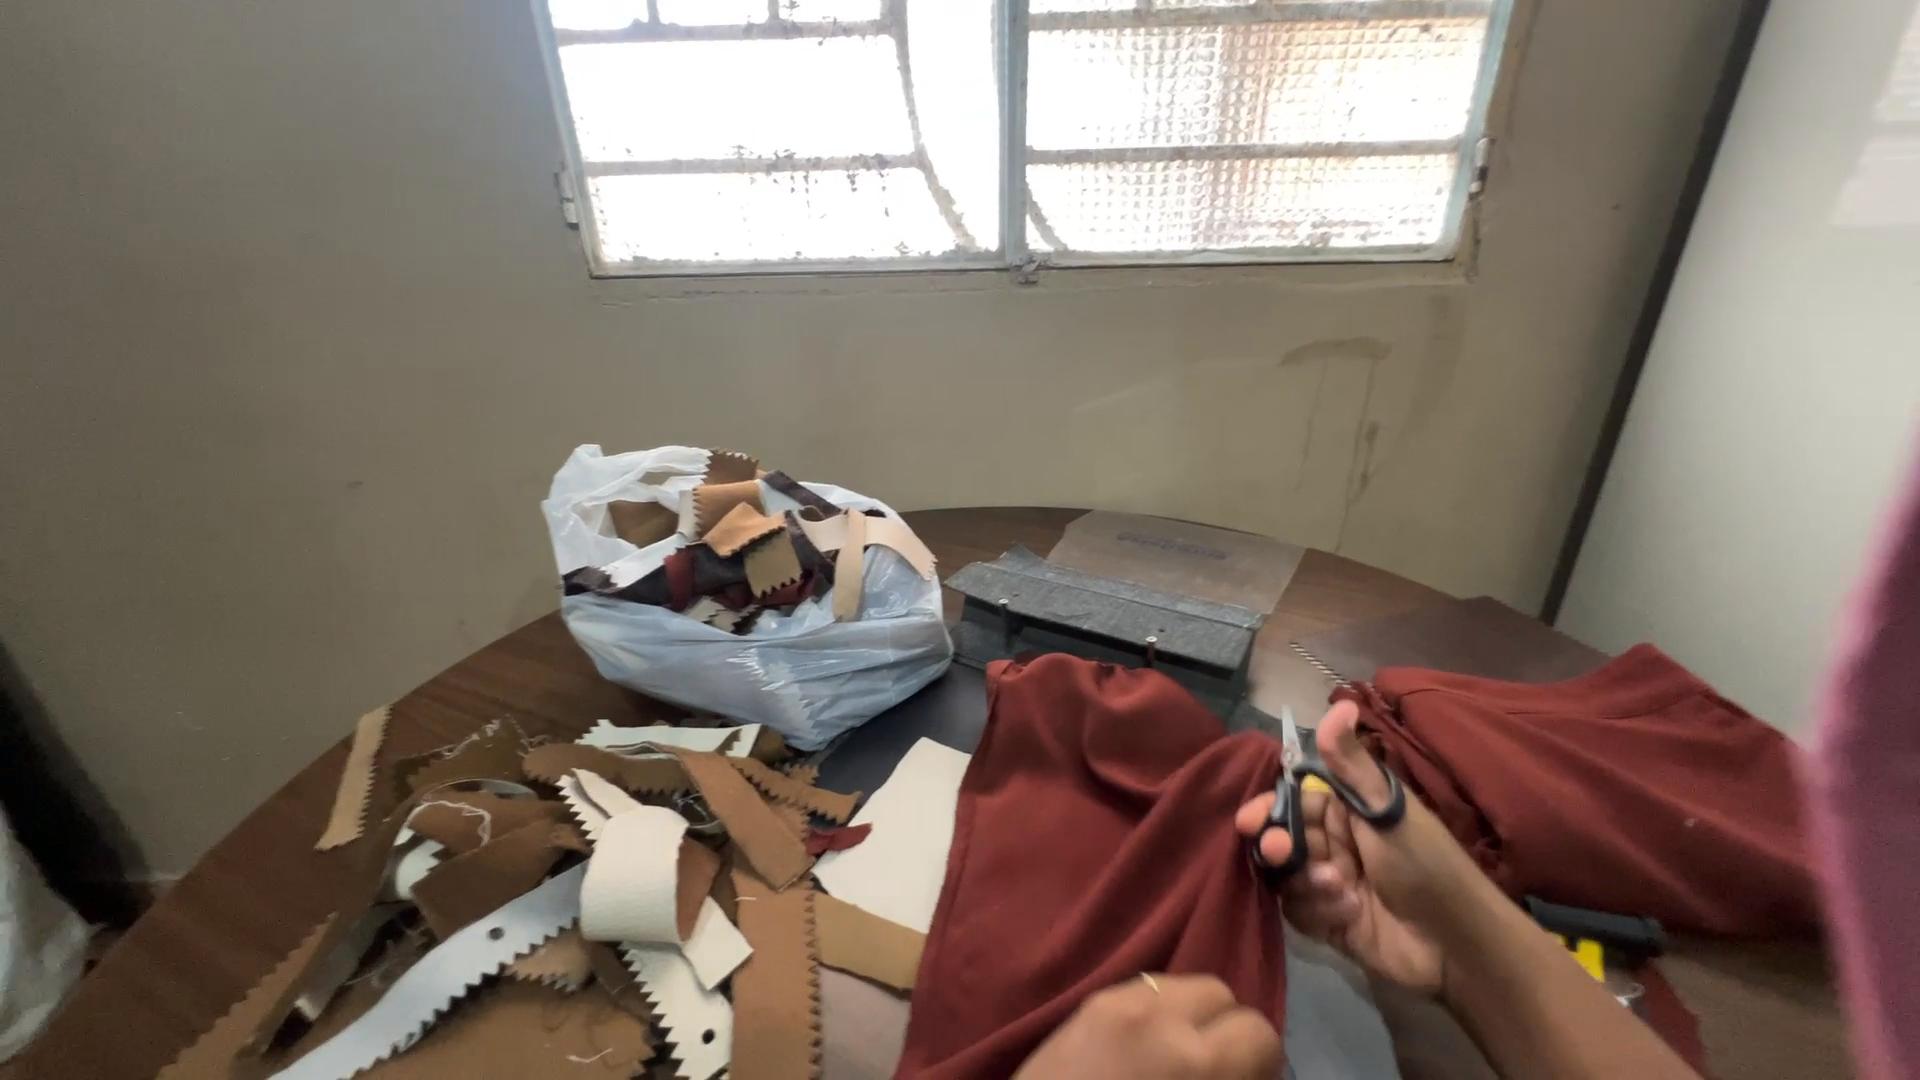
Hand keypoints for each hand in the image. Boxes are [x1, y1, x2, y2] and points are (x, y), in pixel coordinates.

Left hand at [1012, 973, 1279, 1079]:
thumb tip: (1253, 1072)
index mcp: (1193, 1058)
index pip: (1257, 1030)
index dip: (1261, 1060)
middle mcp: (1157, 1013)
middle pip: (1218, 990)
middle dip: (1225, 1027)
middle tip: (1215, 1068)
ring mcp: (1117, 998)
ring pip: (1179, 982)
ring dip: (1189, 1013)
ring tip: (1176, 1054)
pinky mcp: (1089, 999)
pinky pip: (1142, 988)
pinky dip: (1155, 1010)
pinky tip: (1142, 1046)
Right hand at [1234, 700, 1485, 995]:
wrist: (1461, 944)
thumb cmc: (1425, 862)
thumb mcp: (1386, 808)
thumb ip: (1352, 762)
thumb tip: (1341, 703)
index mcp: (1344, 811)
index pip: (1292, 801)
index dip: (1269, 808)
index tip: (1250, 819)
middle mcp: (1332, 843)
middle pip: (1281, 836)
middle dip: (1277, 844)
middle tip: (1281, 851)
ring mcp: (1327, 882)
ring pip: (1285, 875)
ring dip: (1305, 880)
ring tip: (1338, 886)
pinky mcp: (1327, 921)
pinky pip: (1298, 910)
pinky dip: (1317, 909)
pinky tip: (1348, 911)